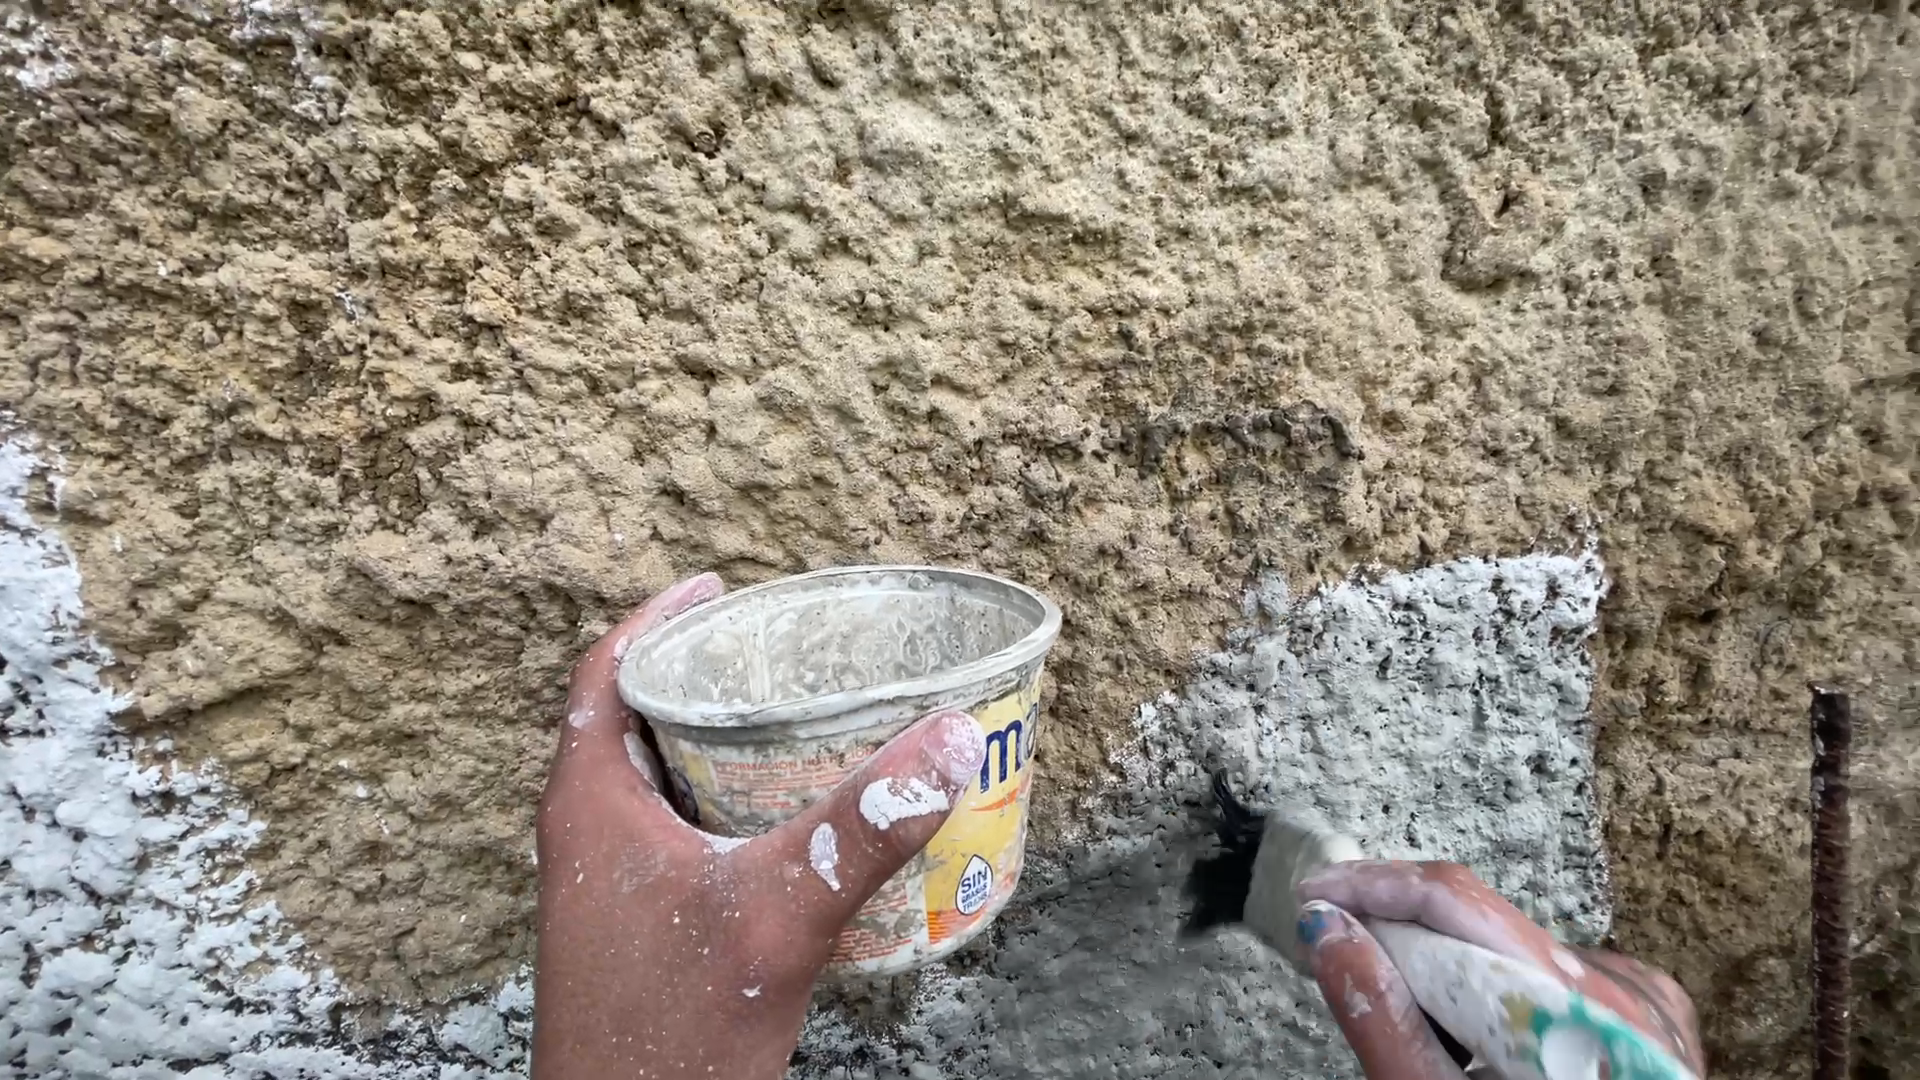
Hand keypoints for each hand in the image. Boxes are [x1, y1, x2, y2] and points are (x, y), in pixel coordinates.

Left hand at [531, 573, 987, 1079]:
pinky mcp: (653, 906)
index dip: (658, 617)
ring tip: (794, 702)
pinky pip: (693, 813)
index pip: (606, 673)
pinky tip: (798, 796)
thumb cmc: (671, 1037)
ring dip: (723, 726)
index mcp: (591, 801)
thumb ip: (864, 826)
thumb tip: (952, 738)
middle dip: (705, 667)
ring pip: (669, 765)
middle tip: (776, 643)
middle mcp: (597, 826)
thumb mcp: (779, 912)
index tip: (721, 586)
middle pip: (642, 711)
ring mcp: (622, 870)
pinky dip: (738, 784)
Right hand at [1297, 861, 1706, 1078]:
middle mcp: (1621, 990)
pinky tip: (1445, 1009)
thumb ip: (1380, 1016)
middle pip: (1471, 912)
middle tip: (1328, 933)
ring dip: (1420, 943)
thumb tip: (1322, 922)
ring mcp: (1636, 998)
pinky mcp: (1631, 1008)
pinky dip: (1463, 967)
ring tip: (1382, 982)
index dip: (1373, 886)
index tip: (1310, 895)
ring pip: (1488, 930)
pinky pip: (1518, 956)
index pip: (1457, 901)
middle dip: (1387, 914)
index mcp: (1587, 1015)